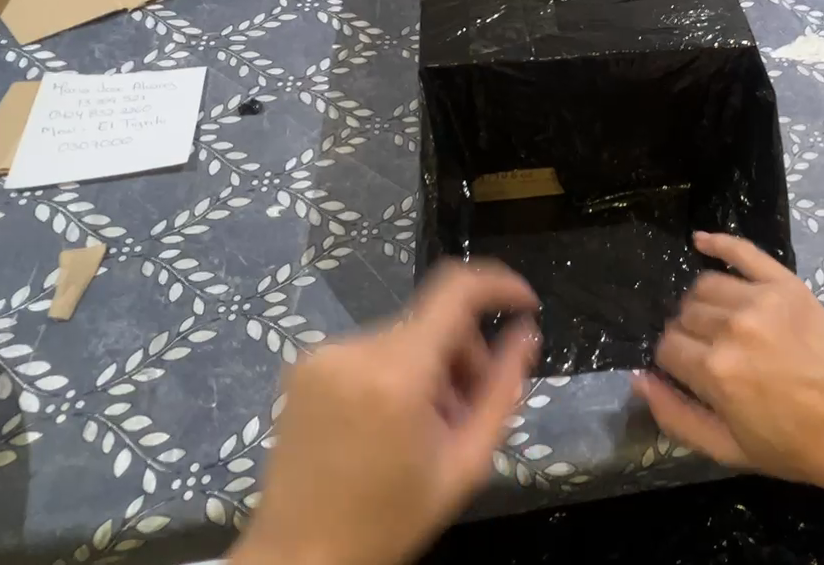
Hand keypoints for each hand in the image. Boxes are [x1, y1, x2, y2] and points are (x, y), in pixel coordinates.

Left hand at [231, 262, 539, 564]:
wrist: (297, 561)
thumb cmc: (388, 519)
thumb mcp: (466, 464)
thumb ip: (504, 389)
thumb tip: (527, 332)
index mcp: (396, 372)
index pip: (458, 289)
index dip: (500, 285)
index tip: (526, 305)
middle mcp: (355, 348)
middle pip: (436, 320)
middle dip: (464, 354)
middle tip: (467, 409)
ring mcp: (324, 353)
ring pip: (408, 334)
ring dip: (431, 366)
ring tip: (426, 425)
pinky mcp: (306, 364)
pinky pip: (375, 348)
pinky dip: (398, 371)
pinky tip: (392, 421)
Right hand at [631, 232, 823, 501]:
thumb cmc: (794, 445)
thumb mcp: (727, 449)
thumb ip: (674, 415)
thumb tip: (637, 378)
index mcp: (715, 372)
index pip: (667, 347)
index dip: (671, 361)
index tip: (685, 372)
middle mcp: (732, 328)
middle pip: (684, 316)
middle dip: (686, 335)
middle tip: (708, 355)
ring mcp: (761, 299)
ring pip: (705, 286)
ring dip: (700, 304)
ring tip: (716, 323)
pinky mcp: (787, 284)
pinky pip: (743, 250)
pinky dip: (718, 241)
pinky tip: (700, 240)